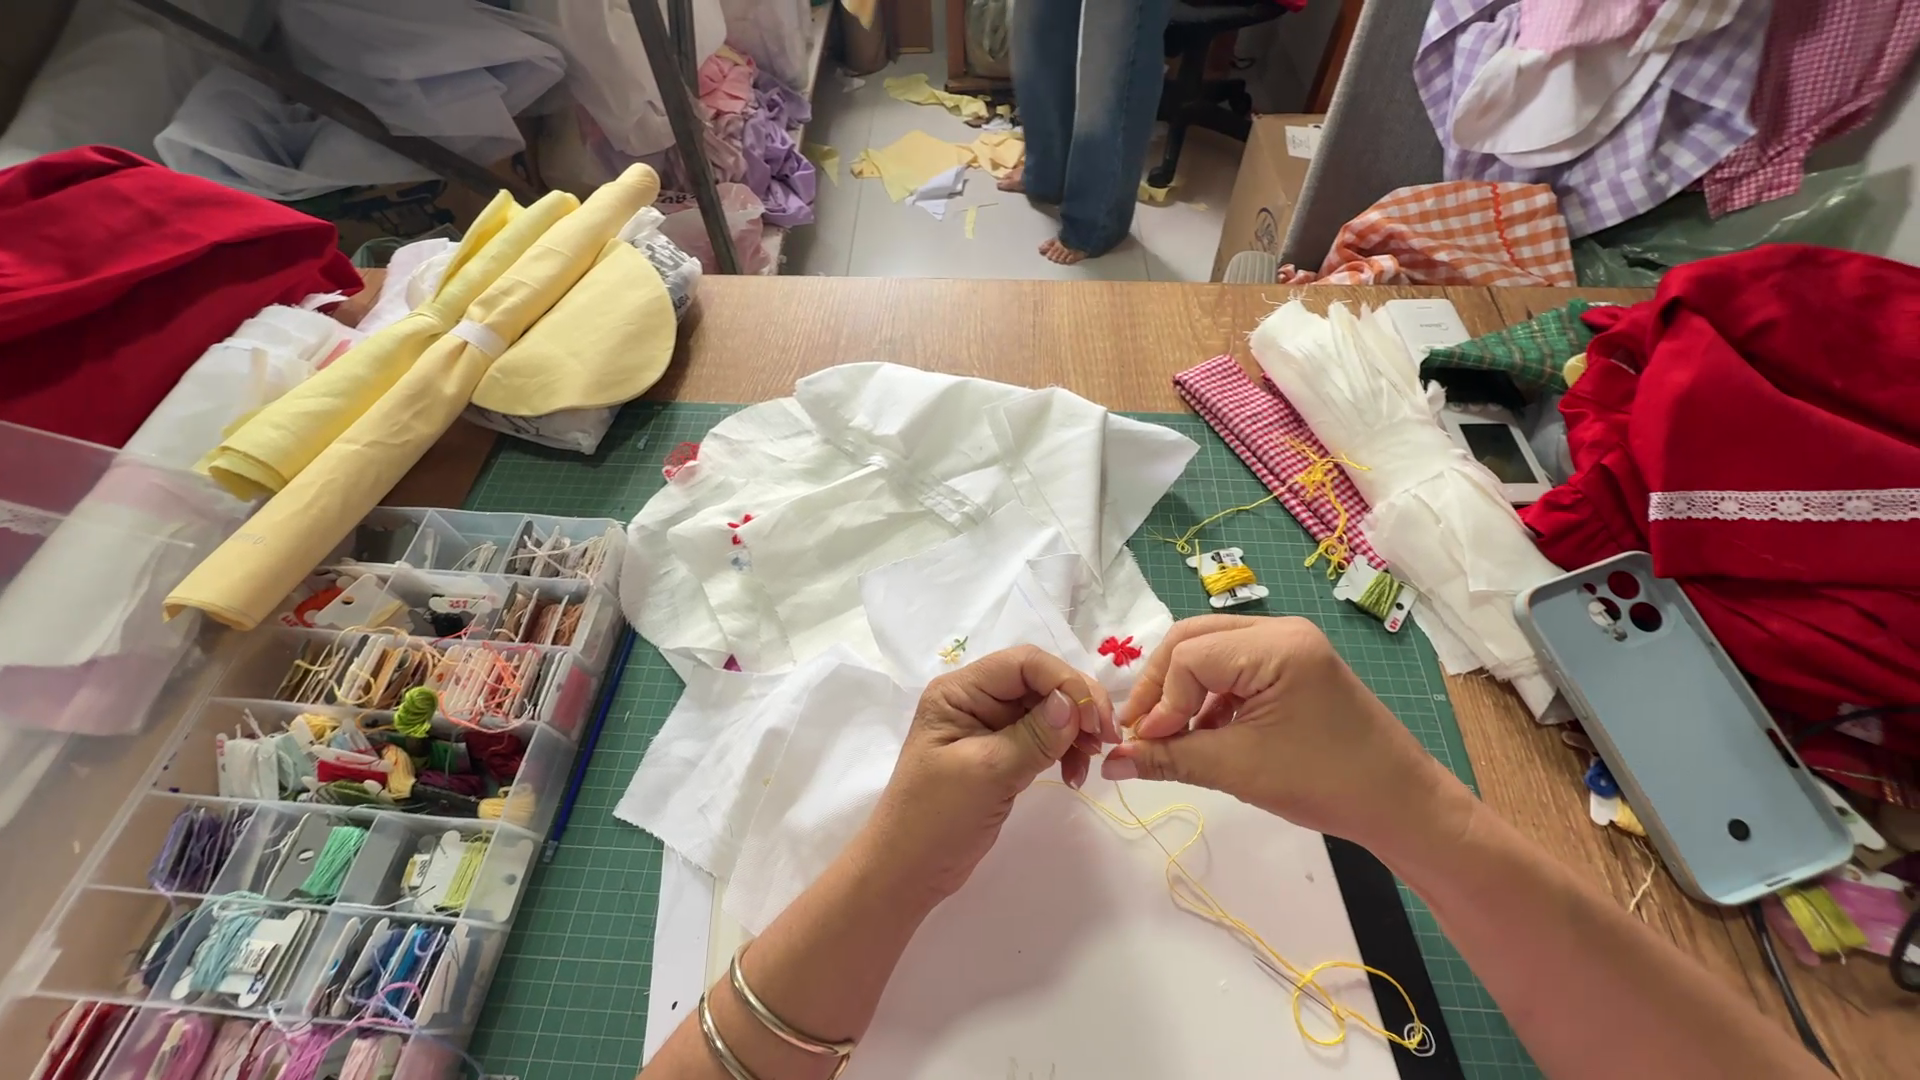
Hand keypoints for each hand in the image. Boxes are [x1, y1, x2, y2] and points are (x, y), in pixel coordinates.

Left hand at [860, 646, 1114, 899]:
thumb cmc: (935, 818)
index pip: (1024, 663)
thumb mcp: (986, 772)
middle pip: (1040, 681)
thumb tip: (1073, 703)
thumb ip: (1033, 736)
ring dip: (1075, 730)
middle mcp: (975, 698)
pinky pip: (1043, 736)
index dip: (1065, 682)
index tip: (1094, 721)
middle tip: (1104, 741)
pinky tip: (1074, 776)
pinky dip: (1064, 750)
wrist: (908, 872)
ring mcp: (989, 725)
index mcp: (959, 690)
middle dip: (1077, 705)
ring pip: (1047, 708)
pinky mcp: (1002, 752)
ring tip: (1090, 764)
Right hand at [1101, 615, 1472, 856]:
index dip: (1160, 700)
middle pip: (1193, 640)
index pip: (1189, 657)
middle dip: (1161, 685)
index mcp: (1275, 646)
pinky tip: (1202, 730)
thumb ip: (1168, 758)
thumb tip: (1110, 762)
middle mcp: (1280, 630)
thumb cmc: (1325, 783)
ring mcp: (1288, 644)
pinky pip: (1232, 665)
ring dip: (1182, 690)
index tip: (1145, 742)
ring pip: (1209, 650)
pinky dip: (1208, 694)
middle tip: (1140, 728)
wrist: (1403, 806)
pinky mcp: (1291, 665)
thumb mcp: (1237, 769)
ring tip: (1169, 733)